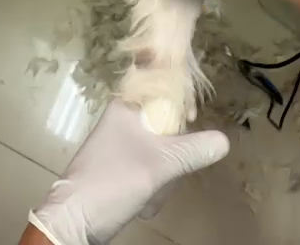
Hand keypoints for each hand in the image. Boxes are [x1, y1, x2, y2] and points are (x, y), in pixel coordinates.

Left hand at [27, 100, 228, 244]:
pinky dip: (155, 177)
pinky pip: (147, 162)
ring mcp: (119, 142)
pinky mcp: (119, 164)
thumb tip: (224, 140)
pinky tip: (151, 196)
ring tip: (164, 183)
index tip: (192, 114)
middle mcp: (121, 118)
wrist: (75, 218)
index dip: (177, 93)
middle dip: (175, 138)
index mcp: (125, 105)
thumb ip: (192, 150)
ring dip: (165, 164)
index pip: (156, 83)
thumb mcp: (159, 164)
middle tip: (183, 154)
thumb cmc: (113, 179)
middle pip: (160, 115)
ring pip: (156, 143)